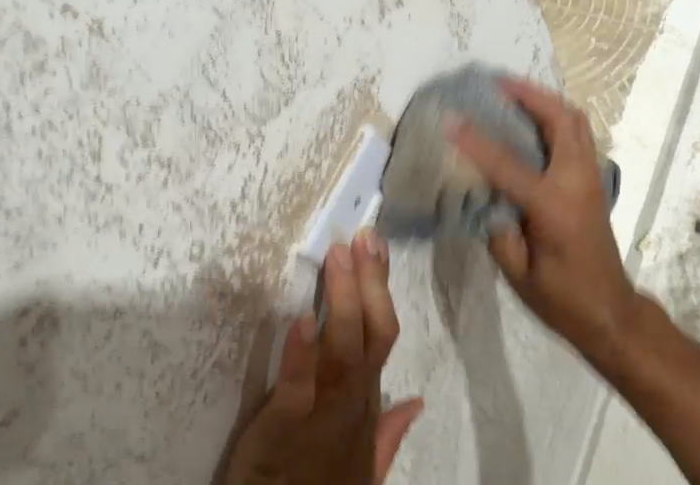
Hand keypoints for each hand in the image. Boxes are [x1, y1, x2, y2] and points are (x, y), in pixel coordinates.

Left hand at [219, 232, 423, 484]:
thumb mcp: (362, 469)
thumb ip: (389, 433)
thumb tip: (417, 402)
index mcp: (366, 403)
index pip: (383, 336)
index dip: (381, 289)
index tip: (376, 248)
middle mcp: (352, 402)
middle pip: (371, 334)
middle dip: (369, 284)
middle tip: (363, 237)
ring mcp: (321, 415)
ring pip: (343, 350)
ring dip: (341, 301)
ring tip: (338, 258)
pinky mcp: (283, 430)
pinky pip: (296, 388)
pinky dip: (300, 355)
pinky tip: (300, 321)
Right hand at [447, 78, 640, 359]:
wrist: (609, 311)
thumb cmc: (562, 299)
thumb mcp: (518, 273)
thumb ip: (498, 230)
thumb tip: (486, 195)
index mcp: (553, 204)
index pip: (508, 164)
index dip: (476, 141)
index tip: (451, 119)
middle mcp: (576, 180)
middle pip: (560, 119)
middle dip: (530, 95)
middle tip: (497, 83)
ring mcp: (590, 177)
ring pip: (576, 121)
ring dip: (546, 101)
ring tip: (514, 93)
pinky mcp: (594, 181)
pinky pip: (578, 135)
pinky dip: (557, 117)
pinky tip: (534, 119)